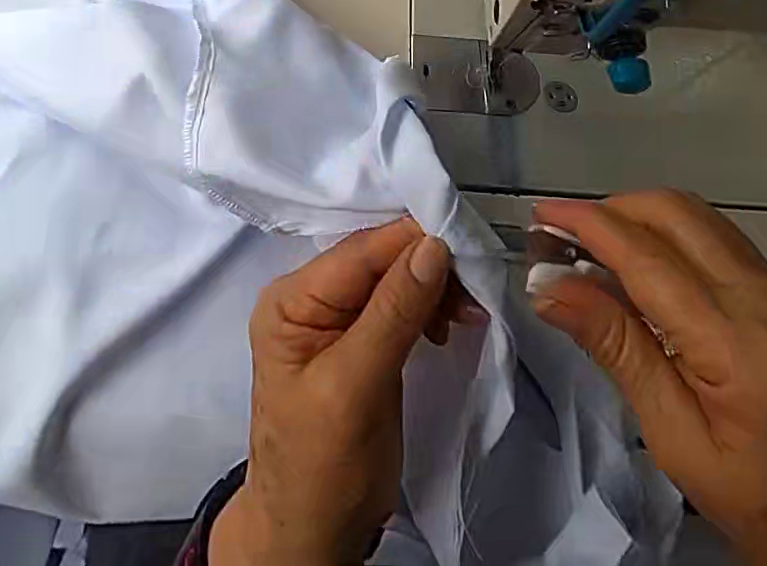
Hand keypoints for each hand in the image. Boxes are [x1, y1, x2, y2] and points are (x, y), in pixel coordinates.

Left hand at [211, 218, 481, 564]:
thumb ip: (393, 313)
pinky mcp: (358, 340)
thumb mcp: (354, 385)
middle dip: (426, 265)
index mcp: (291, 299)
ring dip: (431, 288)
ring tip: (466, 313)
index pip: (358, 251)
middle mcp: (308, 297)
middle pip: (374, 260)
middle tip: (474, 287)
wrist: (311, 529)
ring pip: (390, 280)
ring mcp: (333, 319)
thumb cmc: (320, 463)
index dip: (410, 239)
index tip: (465, 237)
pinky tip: (446, 325)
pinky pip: (395, 306)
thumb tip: (432, 246)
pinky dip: (425, 309)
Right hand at [531, 191, 766, 565]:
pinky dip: (662, 234)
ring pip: (696, 217)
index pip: (646, 254)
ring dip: (634, 217)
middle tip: (561, 236)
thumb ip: (615, 348)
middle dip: (608, 209)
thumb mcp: (673, 435)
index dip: (585, 223)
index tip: (539, 216)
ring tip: (589, 248)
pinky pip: (713, 238)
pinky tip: (634, 267)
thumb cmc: (761, 501)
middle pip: (675, 212)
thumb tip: (547, 287)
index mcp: (739, 344)